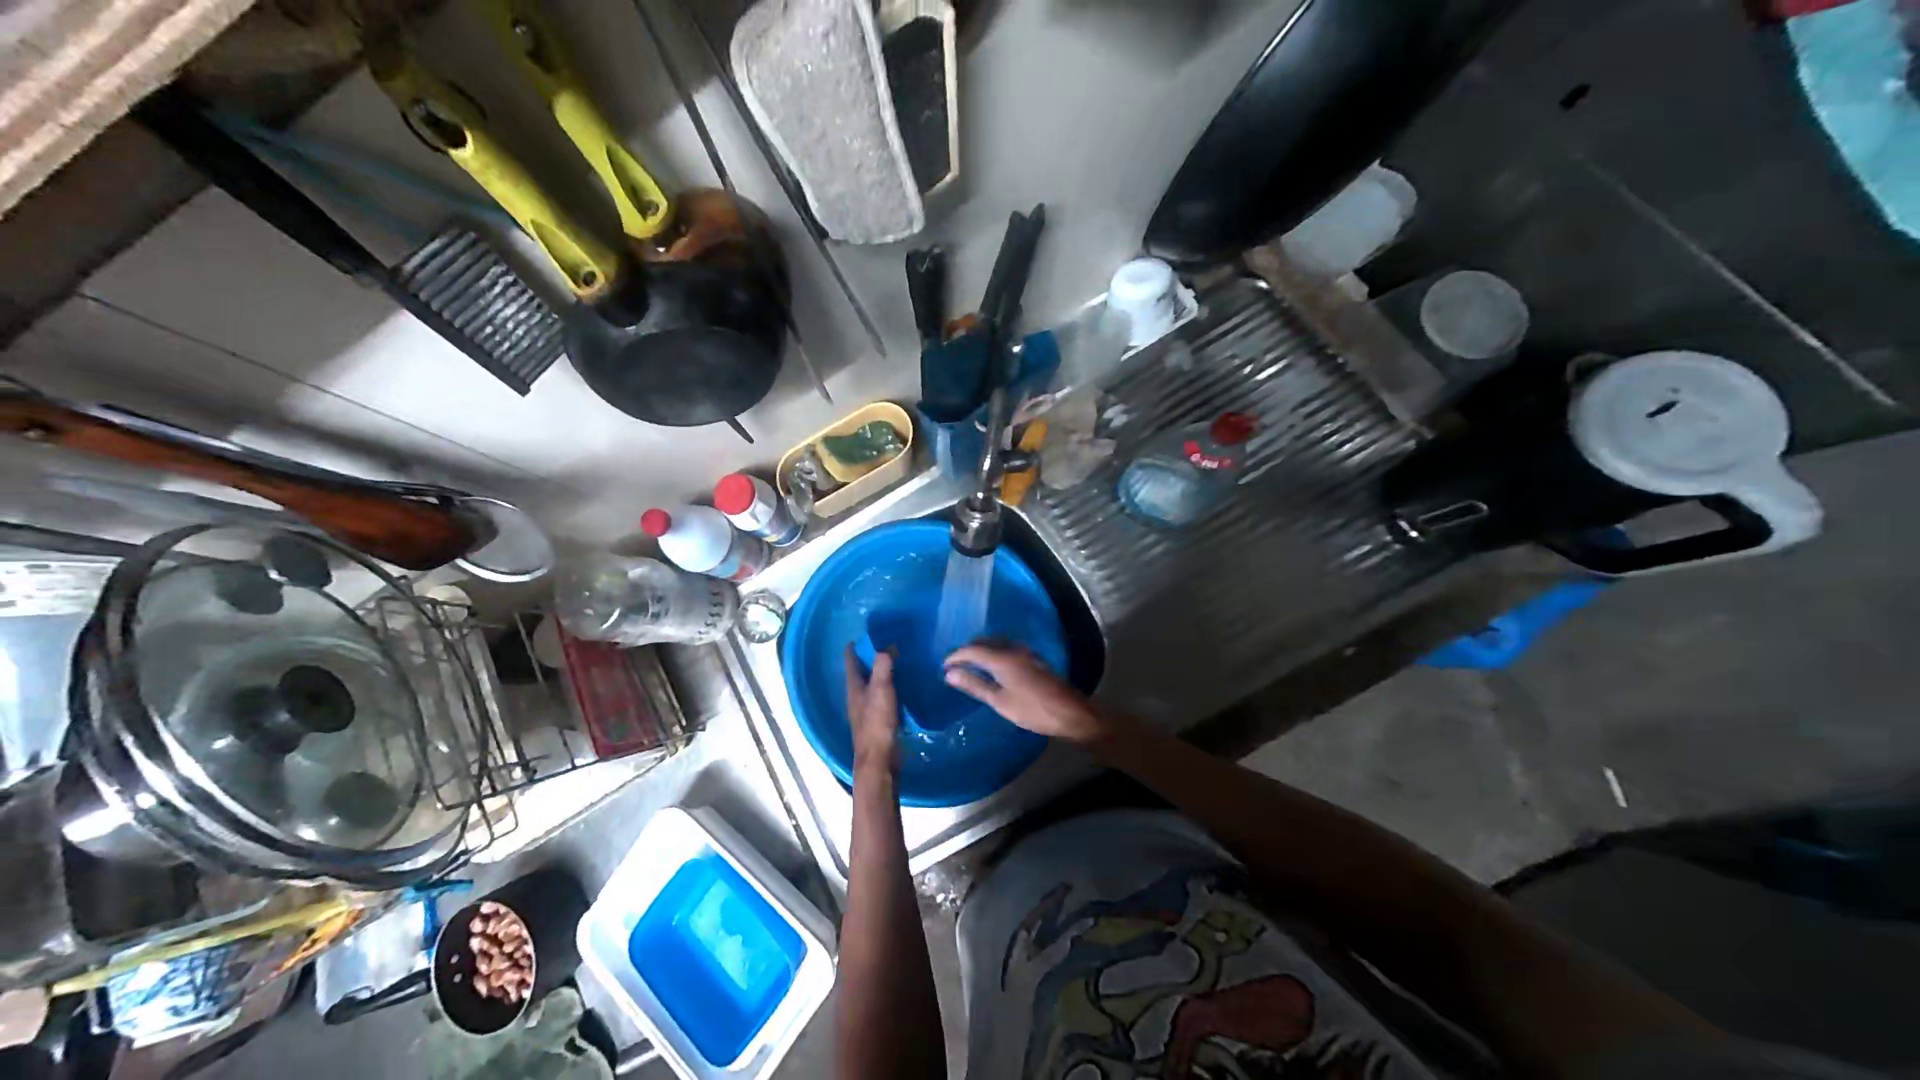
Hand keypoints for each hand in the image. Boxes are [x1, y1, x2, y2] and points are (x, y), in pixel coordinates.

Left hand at [845, 645, 900, 774]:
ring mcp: (867, 707)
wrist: (880, 758)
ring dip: (883, 671)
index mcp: (854, 685)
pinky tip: (905, 684)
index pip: (850, 658)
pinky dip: (892, 686)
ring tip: (901, 659)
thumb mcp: (881, 689)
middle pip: (862, 669)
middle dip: (873, 656)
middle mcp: (857, 694)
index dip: (857, 644)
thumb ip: (882, 666)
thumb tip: (886, 647)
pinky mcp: (879, 718)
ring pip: (874, 682)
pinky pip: (884, 695)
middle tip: (892, 642)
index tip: (871, 631)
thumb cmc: (877, 722)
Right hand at [944, 644, 1108, 744]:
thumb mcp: (999, 701)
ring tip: (971, 668)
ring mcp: (1026, 653)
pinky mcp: (1034, 659)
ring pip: (997, 644)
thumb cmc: (1032, 710)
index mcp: (1002, 658)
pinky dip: (994, 654)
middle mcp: (1013, 649)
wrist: (1070, 714)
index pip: (972, 649)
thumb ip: (974, 685)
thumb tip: (949, 673)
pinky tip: (993, 669)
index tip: (943, 666)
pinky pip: (1007, 649)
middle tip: (955, 666)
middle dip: (968, 651)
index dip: (955, 656)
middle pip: (984, 642)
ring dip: (982, 651)